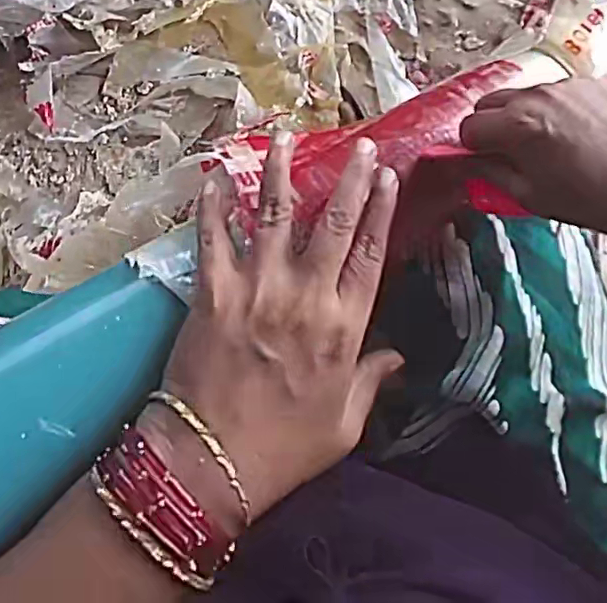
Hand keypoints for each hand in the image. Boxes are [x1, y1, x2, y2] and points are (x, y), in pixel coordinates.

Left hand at [150, 132, 403, 524]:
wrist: (207, 468)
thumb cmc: (283, 449)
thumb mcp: (344, 424)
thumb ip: (373, 380)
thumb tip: (399, 356)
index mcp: (343, 326)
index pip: (371, 252)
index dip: (383, 209)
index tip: (390, 176)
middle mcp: (306, 297)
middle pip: (336, 224)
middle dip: (352, 179)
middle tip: (362, 145)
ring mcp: (258, 290)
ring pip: (276, 217)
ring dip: (283, 173)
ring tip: (287, 138)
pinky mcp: (214, 293)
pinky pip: (214, 240)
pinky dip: (215, 206)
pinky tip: (218, 176)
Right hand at [457, 78, 606, 236]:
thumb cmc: (589, 198)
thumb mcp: (529, 195)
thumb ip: (490, 173)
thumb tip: (471, 162)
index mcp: (516, 124)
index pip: (469, 126)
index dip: (473, 146)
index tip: (484, 159)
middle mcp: (535, 95)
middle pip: (490, 102)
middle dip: (492, 125)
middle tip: (511, 150)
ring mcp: (564, 84)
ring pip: (523, 94)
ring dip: (523, 114)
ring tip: (550, 141)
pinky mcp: (588, 81)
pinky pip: (556, 90)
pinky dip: (555, 107)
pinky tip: (575, 131)